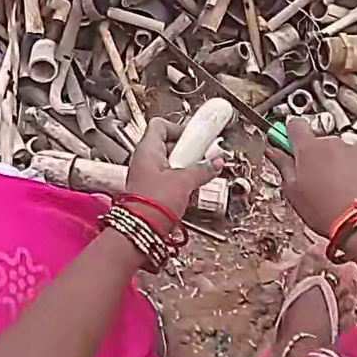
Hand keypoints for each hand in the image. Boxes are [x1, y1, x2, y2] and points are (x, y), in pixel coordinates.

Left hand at [123, 119, 221, 233]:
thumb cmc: (153, 204)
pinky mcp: (149, 192)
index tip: (195, 137)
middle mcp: (143, 160)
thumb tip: (215, 162)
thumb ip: (202, 169)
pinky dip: (179, 181)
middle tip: (202, 156)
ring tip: (198, 173)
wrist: (141, 232)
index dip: (179, 128)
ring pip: (168, 163)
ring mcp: (145, 176)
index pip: (160, 125)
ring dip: (184, 167)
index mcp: (147, 150)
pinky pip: (166, 179)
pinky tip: (190, 189)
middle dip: (186, 150)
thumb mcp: (184, 182)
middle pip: (167, 144)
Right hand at [268, 118, 356, 238]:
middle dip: (316, 157)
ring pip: (340, 152)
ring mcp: (354, 150)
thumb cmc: (326, 210)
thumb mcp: (293, 191)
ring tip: (336, 191)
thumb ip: (283, 166)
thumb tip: (274, 153)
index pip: (294, 125)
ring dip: (337, 165)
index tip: (288, 145)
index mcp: (308, 148)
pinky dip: (356, 172)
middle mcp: (332, 143)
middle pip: (319, 142)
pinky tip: (353, 192)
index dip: (290, 134)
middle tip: (314, 180)